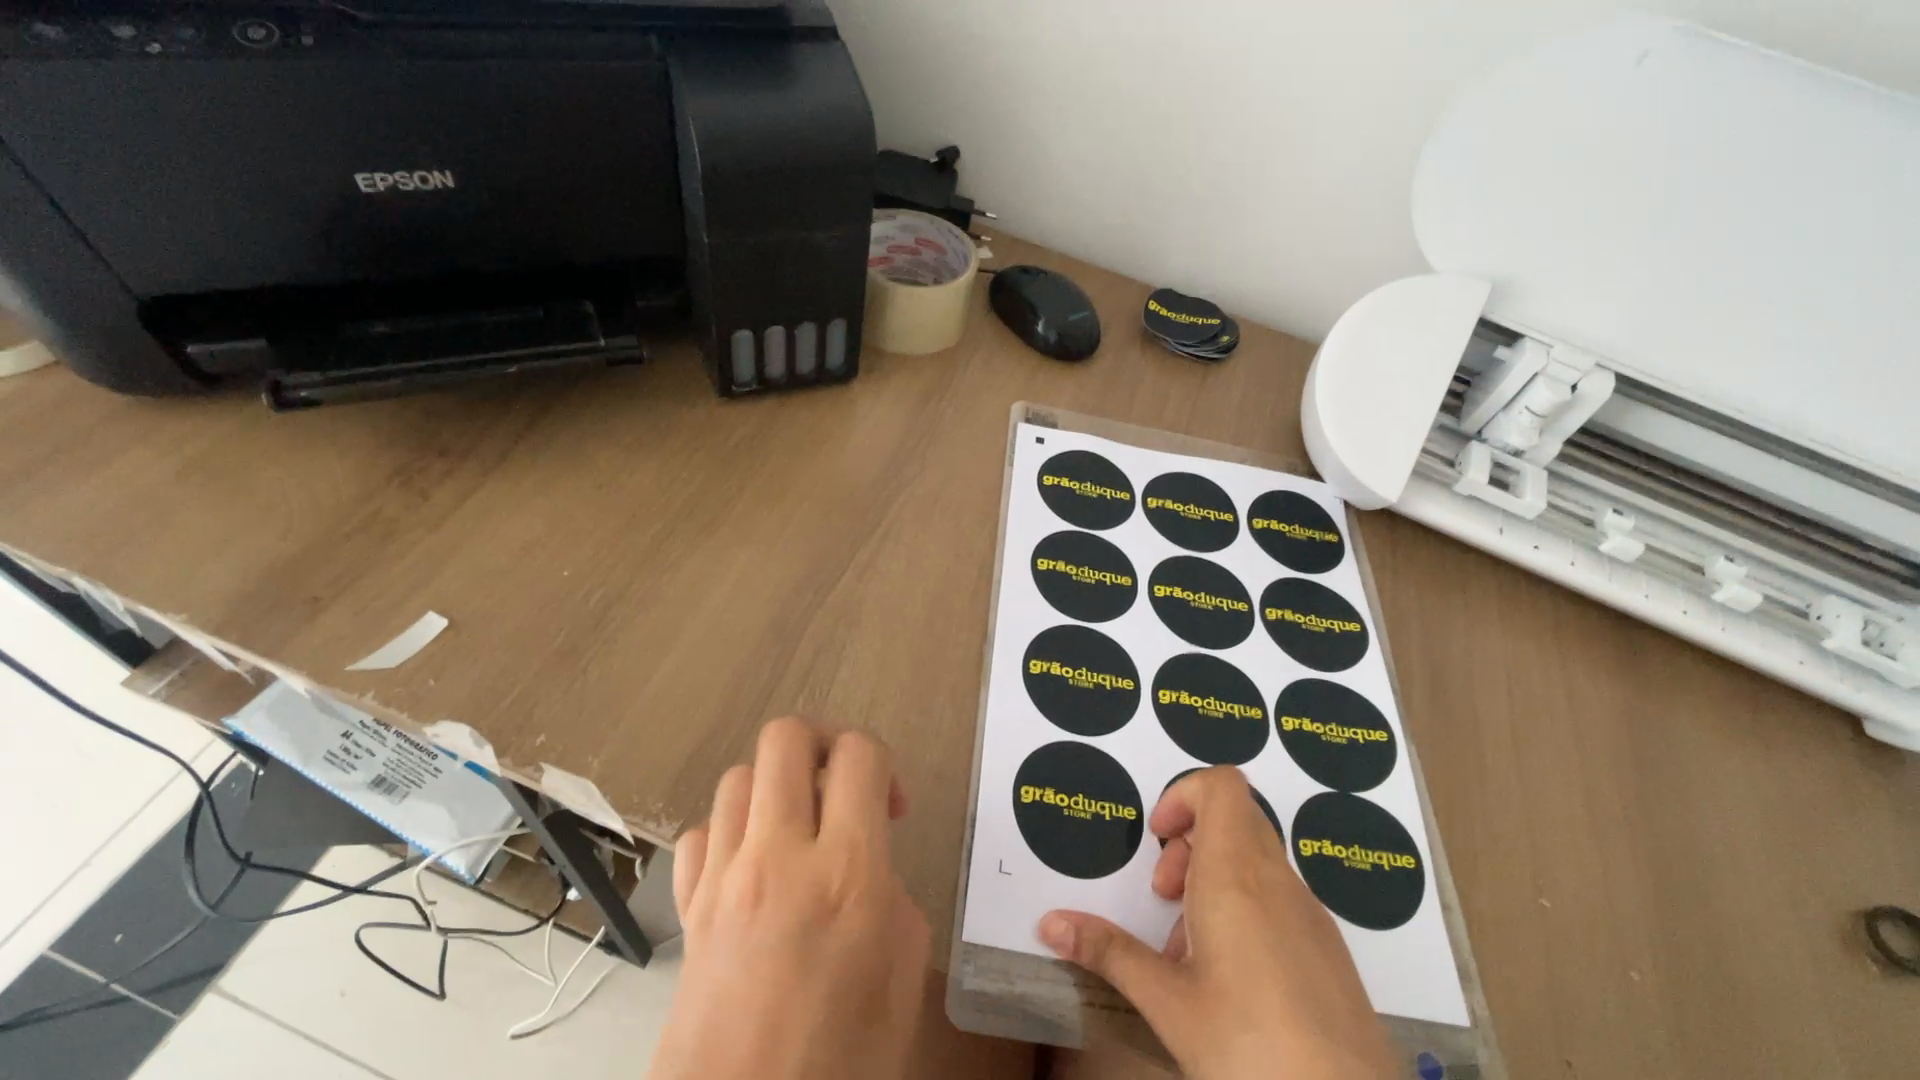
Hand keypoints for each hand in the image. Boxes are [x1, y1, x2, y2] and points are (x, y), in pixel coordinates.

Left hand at [649, 718, 929, 1079]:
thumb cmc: (840, 1062)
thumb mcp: (902, 978)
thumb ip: (893, 900)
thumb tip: (869, 871)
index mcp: (846, 873)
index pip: (859, 756)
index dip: (883, 762)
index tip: (890, 807)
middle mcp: (778, 856)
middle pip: (785, 738)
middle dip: (822, 743)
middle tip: (842, 787)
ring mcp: (723, 878)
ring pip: (738, 777)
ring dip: (775, 787)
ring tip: (798, 828)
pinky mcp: (687, 907)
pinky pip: (700, 833)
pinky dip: (729, 832)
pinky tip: (751, 865)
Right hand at [1039, 767, 1393, 1079]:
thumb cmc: (1249, 1048)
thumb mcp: (1166, 1002)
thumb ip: (1108, 952)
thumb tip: (1050, 922)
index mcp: (1235, 876)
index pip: (1221, 786)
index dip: (1183, 794)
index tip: (1155, 840)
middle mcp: (1278, 881)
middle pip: (1235, 818)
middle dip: (1188, 841)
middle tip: (1162, 897)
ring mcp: (1310, 914)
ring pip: (1256, 860)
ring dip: (1213, 880)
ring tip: (1186, 951)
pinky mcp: (1327, 948)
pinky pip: (1278, 898)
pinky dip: (1244, 910)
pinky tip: (1228, 981)